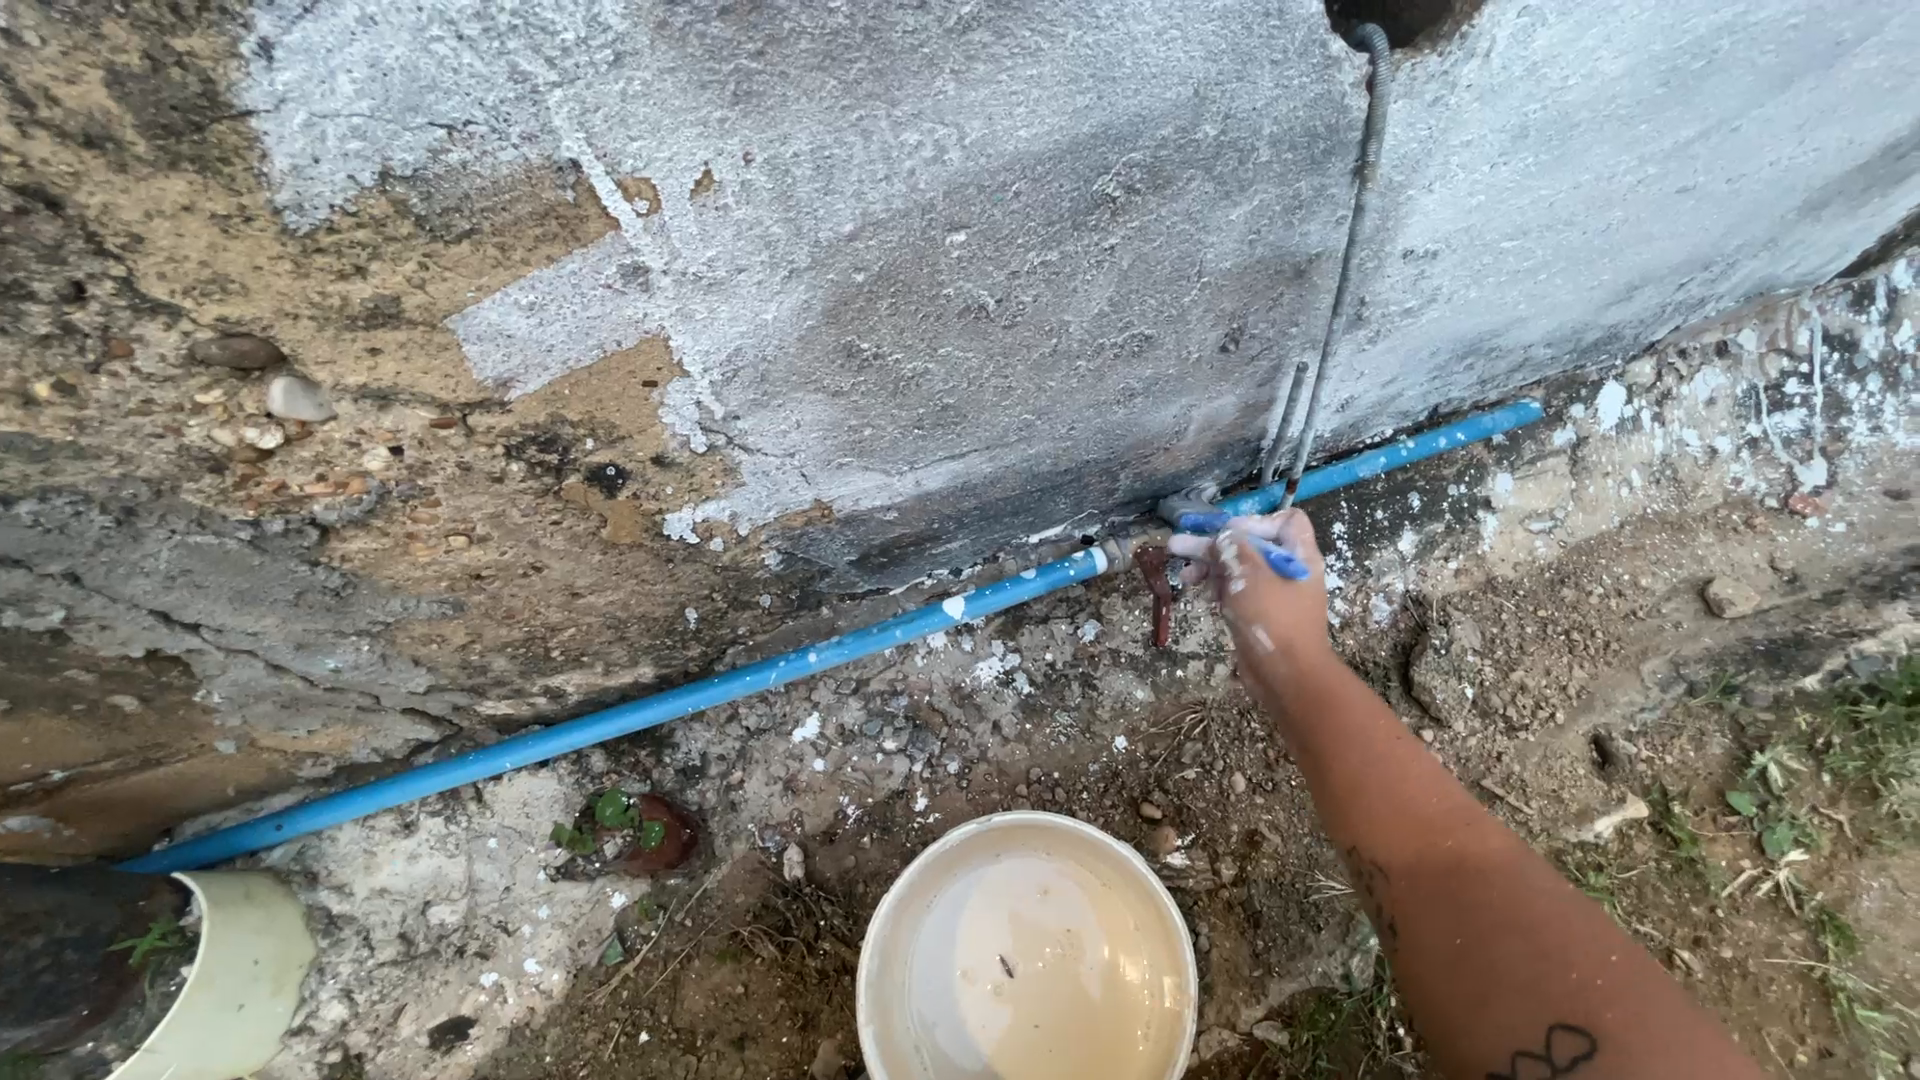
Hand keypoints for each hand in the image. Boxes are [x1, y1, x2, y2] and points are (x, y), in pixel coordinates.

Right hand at [1165, 508, 1330, 667]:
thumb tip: (1223, 538)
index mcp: (1299, 557)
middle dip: (1214, 545)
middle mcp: (1288, 571)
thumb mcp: (1250, 577)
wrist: (1288, 678)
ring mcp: (1273, 594)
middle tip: (1177, 545)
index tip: (1229, 533)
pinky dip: (1218, 589)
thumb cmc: (1273, 621)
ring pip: (1238, 570)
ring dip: (1209, 568)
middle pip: (1250, 545)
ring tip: (1183, 575)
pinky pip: (1236, 592)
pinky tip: (1200, 595)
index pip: (1286, 521)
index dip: (1256, 521)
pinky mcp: (1259, 614)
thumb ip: (1235, 549)